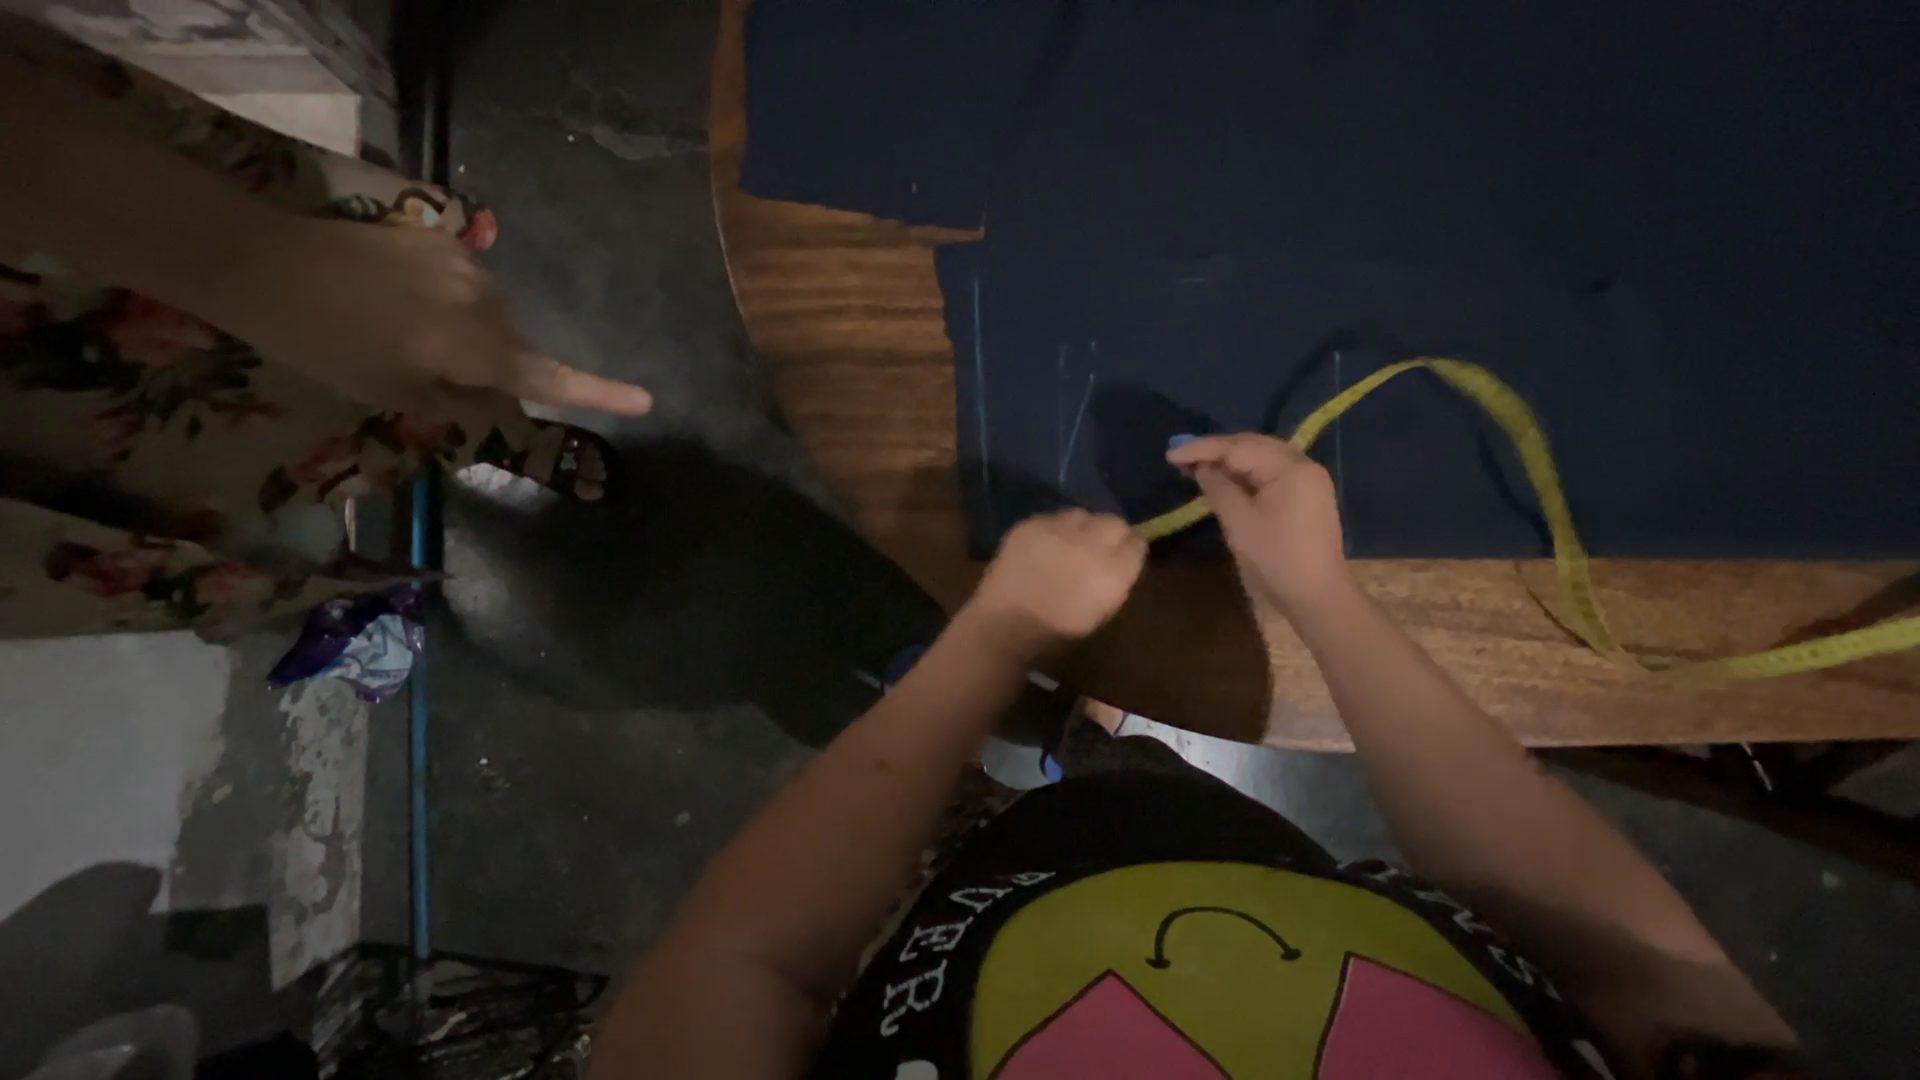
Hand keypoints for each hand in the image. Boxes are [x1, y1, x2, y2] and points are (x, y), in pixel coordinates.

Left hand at [217, 217, 653, 419]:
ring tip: (405, 327)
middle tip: (433, 370)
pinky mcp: (440, 237)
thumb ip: (464, 404)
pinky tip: (400, 293)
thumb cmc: (324, 343)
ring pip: (492, 312)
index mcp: (474, 348)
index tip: (647, 400)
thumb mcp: (394, 392)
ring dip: (470, 328)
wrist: (256, 260)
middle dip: (494, 363)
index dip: (599, 393)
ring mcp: (465, 264)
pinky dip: (450, 296)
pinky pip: (469, 280)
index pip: (549, 378)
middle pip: (516, 345)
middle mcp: (485, 303)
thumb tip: (509, 409)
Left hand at [962, 509, 1145, 657]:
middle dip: (1110, 533)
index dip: (1129, 549)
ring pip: (1082, 514)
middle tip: (1097, 547)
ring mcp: (1059, 530)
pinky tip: (1044, 544)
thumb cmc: (1057, 631)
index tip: (1123, 556)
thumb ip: (1115, 581)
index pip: (1137, 544)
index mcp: (1114, 573)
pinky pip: (1052, 517)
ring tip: (1069, 542)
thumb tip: (1119, 562)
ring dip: (1081, 527)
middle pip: (1114, 522)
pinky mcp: (1031, 524)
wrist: (1005, 625)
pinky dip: (1053, 528)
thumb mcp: (1101, 612)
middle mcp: (1092, 544)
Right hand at [1167, 434, 1351, 613]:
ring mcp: (1308, 482)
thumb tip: (1202, 468)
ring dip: (1230, 461)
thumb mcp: (1239, 521)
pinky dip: (1245, 474)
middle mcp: (1303, 466)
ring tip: (1198, 465)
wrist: (1317, 596)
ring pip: (1262, 459)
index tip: (1171, 454)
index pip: (1239, 447)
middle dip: (1216, 450)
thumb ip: (1218, 488)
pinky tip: (1225, 479)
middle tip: (1182, 456)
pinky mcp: (1306, 497)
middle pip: (1253, 446)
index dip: (1202, 448)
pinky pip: (1270, 474)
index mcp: (1289, 468)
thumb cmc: (1275, 558)